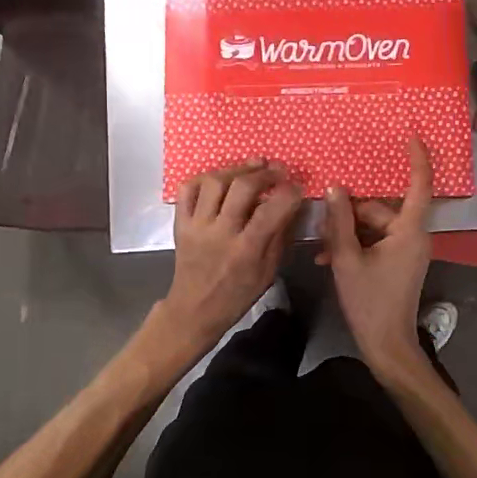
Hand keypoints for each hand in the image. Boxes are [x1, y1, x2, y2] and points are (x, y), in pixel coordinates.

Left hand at [148, 159, 303, 356]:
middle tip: (276, 170)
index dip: (288, 193)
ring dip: (235, 169)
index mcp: (246, 250)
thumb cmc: (237, 294)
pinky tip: (220, 178)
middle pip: (242, 187)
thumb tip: (292, 205)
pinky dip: (203, 178)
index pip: (271, 210)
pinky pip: (186, 189)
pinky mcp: (180, 223)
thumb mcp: (268, 272)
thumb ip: (279, 236)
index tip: (296, 187)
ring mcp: (197, 226)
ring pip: (213, 182)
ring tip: (251, 168)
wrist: (194, 309)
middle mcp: (220, 233)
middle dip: (264, 173)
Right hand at [320, 136, 435, 374]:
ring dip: (348, 233)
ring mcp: (407, 251)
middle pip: (381, 209)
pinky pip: (376, 242)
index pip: (419, 187)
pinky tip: (330, 259)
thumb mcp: (347, 259)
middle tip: (322, 227)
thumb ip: (339, 221)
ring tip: (323, 250)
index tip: (411, 135)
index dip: (417, 159)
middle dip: (351, 213)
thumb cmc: (370, 301)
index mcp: (409, 232)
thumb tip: (335, 187)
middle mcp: (414, 236)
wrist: (387, 346)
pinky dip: (355, 246)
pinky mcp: (399, 263)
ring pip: (374, 227)